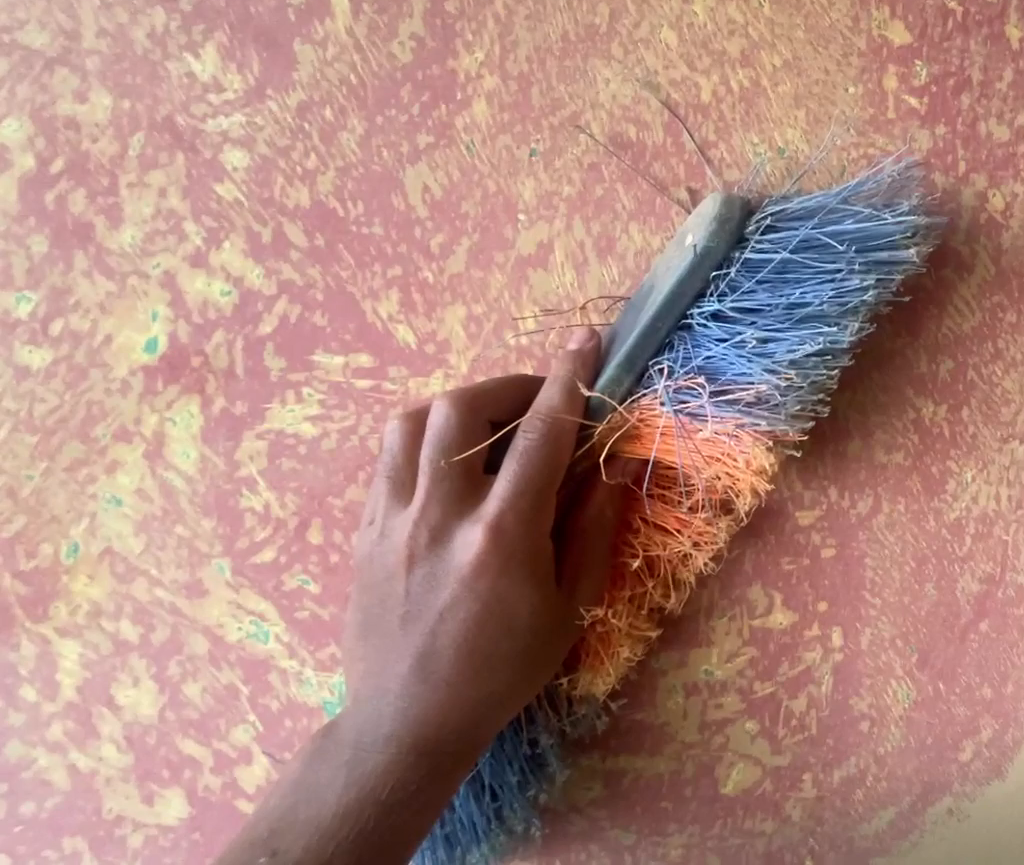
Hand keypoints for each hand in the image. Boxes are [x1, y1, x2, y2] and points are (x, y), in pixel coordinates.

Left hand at [343, 327, 619, 759]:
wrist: (406, 722)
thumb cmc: (504, 664)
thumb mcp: (572, 602)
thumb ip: (595, 522)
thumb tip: (620, 461)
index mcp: (502, 534)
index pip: (541, 433)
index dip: (569, 378)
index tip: (586, 339)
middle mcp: (440, 513)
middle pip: (463, 408)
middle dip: (512, 386)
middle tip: (543, 403)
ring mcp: (391, 519)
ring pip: (413, 421)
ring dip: (463, 405)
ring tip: (495, 425)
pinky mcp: (364, 529)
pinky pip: (389, 454)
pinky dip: (429, 436)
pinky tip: (455, 460)